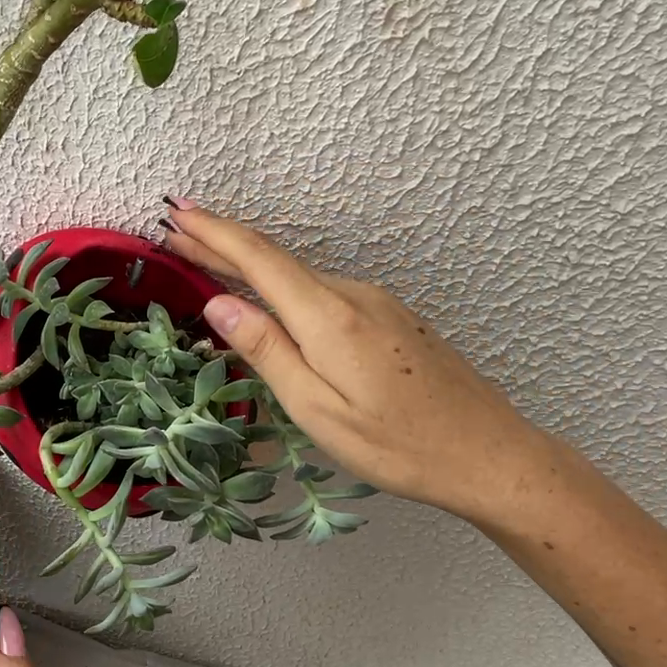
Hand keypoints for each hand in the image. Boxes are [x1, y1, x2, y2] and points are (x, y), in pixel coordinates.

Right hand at [161, 199, 557, 519]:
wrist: (492, 454)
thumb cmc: (398, 446)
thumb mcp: (316, 409)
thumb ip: (266, 351)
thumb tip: (218, 302)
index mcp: (329, 316)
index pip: (258, 259)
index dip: (212, 233)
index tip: (177, 212)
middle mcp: (352, 295)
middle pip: (275, 260)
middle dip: (220, 242)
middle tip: (175, 231)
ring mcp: (375, 302)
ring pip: (298, 275)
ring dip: (248, 266)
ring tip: (206, 262)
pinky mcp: (388, 316)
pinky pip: (321, 290)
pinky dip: (281, 284)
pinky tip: (265, 296)